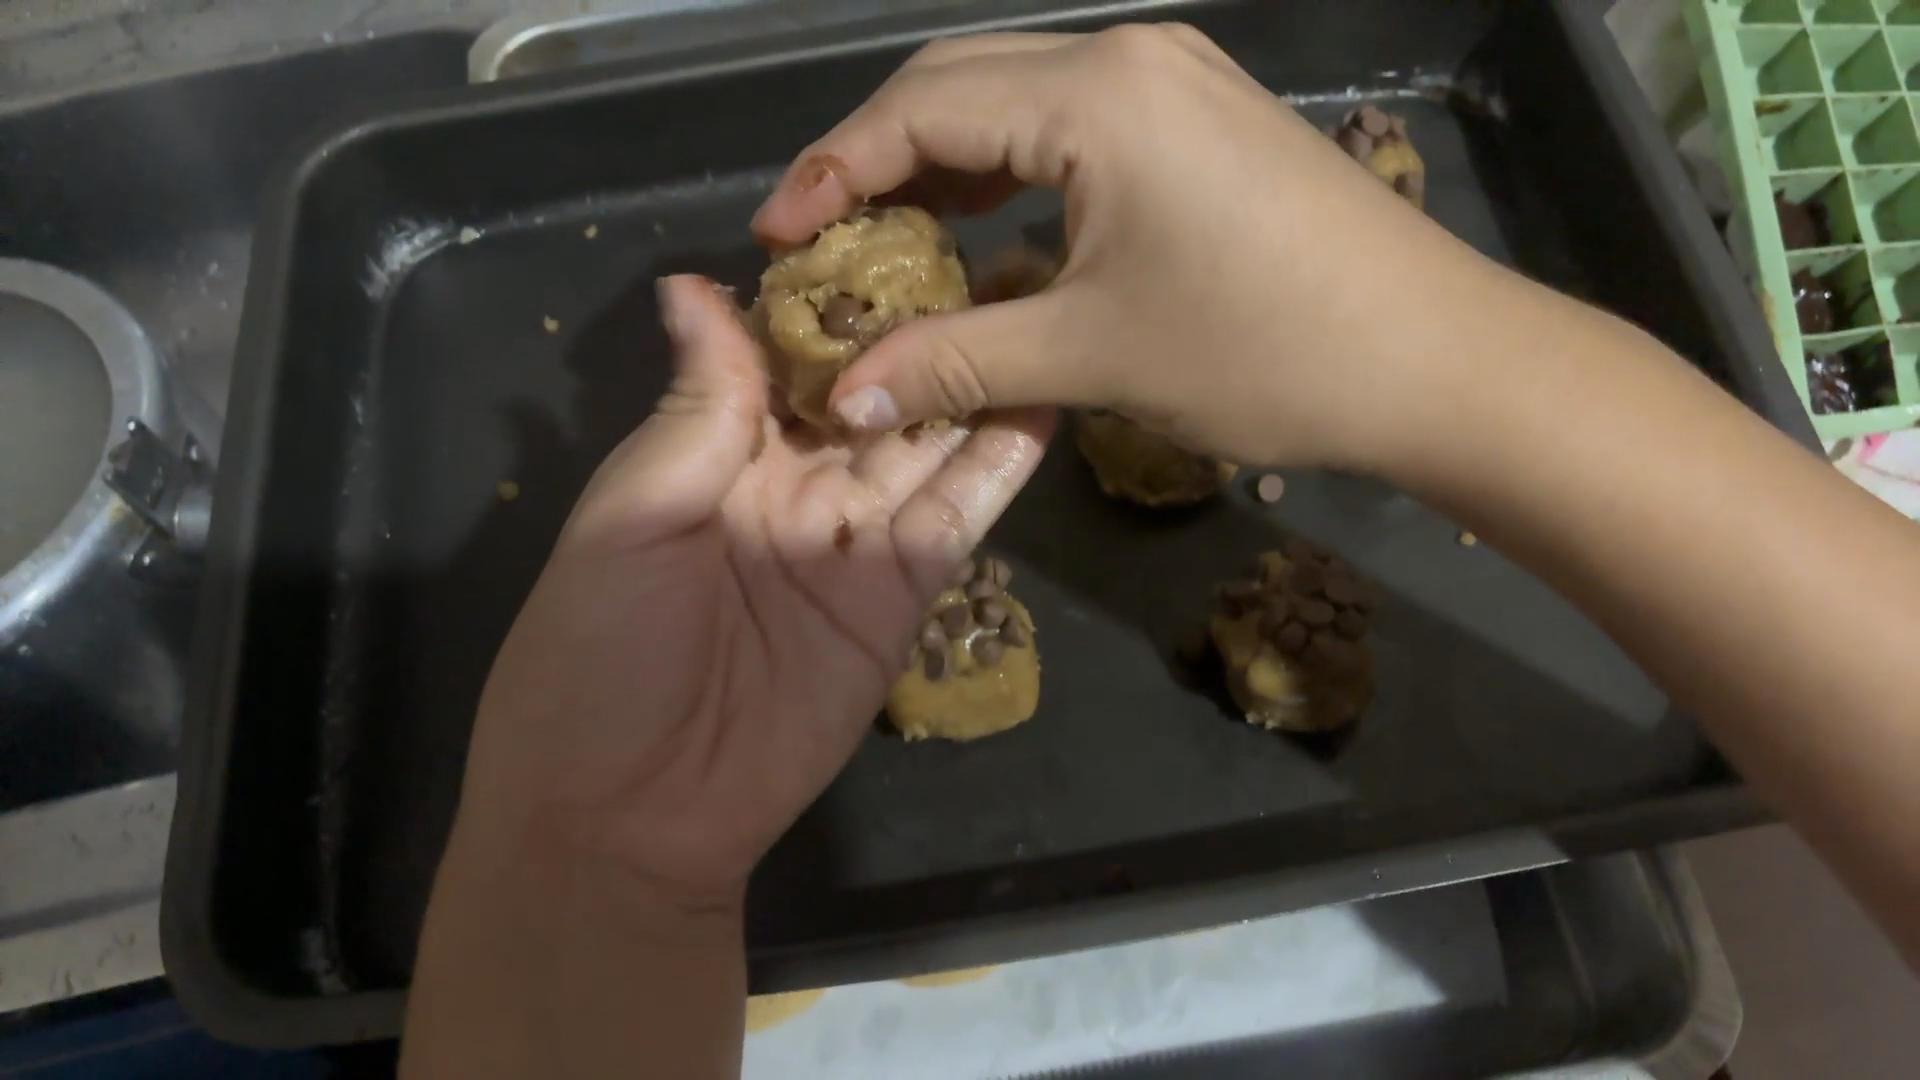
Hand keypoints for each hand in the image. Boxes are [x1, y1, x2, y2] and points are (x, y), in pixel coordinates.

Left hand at [448, 276, 1052, 903]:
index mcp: (721, 460)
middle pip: (873, 400)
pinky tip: (1037, 402)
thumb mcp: (628, 519)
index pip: (790, 362)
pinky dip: (996, 466)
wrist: (632, 811)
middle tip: (987, 260)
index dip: (835, 306)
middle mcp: (798, 490)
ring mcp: (858, 543)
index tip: (888, 234)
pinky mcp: (903, 596)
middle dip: (922, 338)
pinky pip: (955, 519)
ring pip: (927, 449)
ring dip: (974, 388)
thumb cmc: (597, 656)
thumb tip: (698, 287)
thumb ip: (695, 412)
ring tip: (1030, 314)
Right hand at [751, 25, 1545, 474]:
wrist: (1430, 360)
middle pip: (959, 88)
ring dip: (941, 170)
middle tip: (824, 242)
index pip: (922, 109)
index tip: (777, 235)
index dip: (833, 170)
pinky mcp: (1195, 129)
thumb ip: (958, 364)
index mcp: (1097, 97)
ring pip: (1014, 107)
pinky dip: (1008, 180)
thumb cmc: (1265, 353)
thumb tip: (848, 395)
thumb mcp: (1091, 357)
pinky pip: (1069, 134)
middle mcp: (1128, 60)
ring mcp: (1170, 87)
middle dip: (876, 161)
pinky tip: (983, 232)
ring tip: (886, 243)